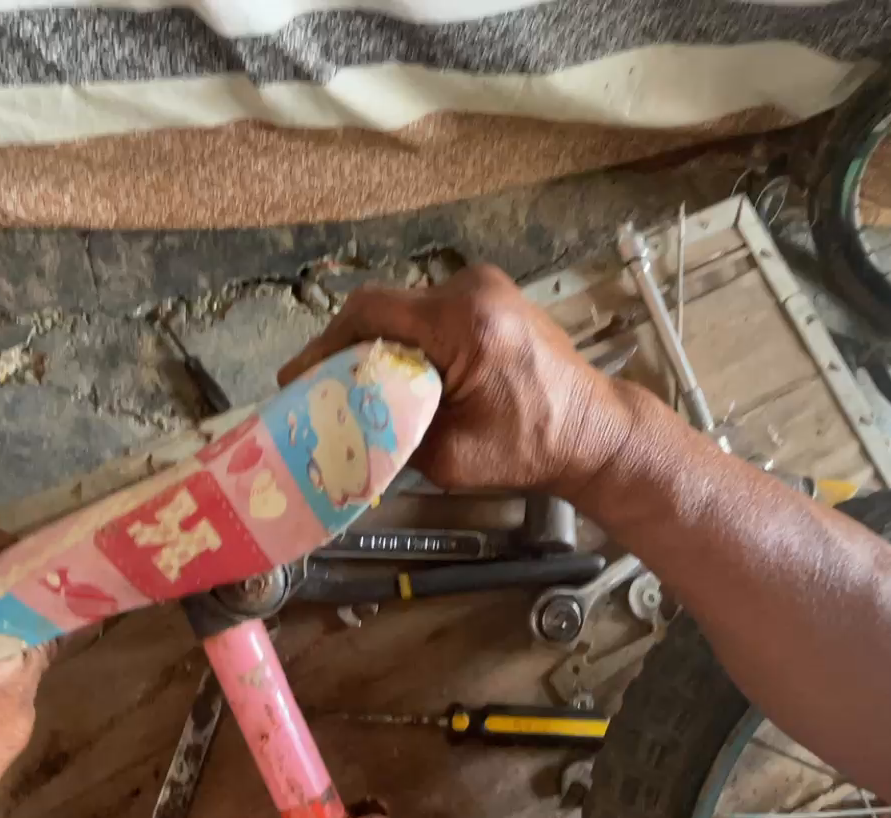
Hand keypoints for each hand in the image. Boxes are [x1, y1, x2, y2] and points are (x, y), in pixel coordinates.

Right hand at [278, 265, 645, 496]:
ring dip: (377, 347)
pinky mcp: (493, 298)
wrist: (594, 432)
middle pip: (385, 309)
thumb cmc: (532, 448)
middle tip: (318, 387)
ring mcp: (486, 287)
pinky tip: (393, 375)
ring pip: (406, 311)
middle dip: (347, 350)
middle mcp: (473, 289)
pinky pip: (431, 314)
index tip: (297, 377)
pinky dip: (406, 342)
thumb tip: (348, 425)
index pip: (371, 314)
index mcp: (465, 322)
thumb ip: (394, 434)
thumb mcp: (450, 457)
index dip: (324, 345)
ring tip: (349, 386)